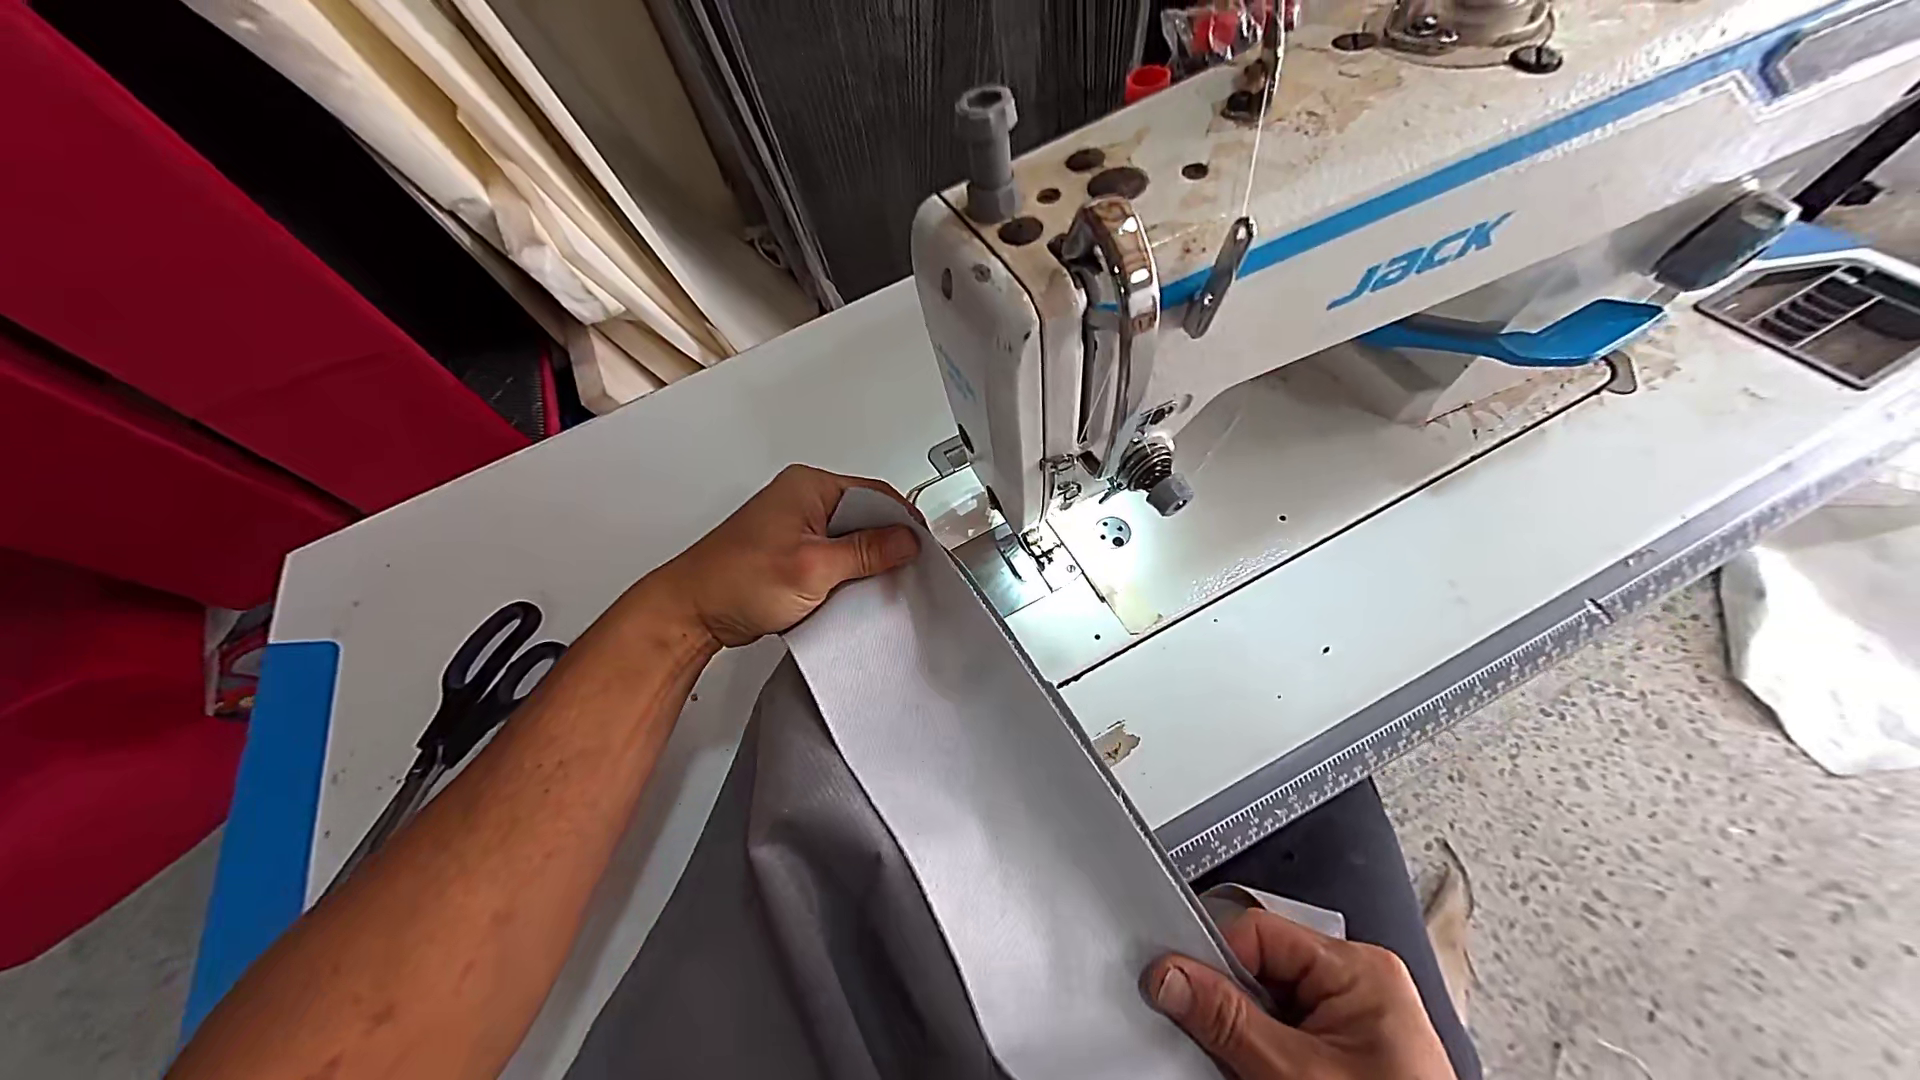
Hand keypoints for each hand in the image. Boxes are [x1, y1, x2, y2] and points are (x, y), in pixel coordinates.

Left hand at [649, 464, 921, 647]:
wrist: (693, 611)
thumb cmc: (733, 579)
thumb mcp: (814, 566)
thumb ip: (866, 551)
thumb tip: (905, 540)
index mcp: (809, 487)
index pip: (876, 495)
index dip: (902, 523)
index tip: (919, 550)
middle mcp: (803, 500)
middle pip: (866, 517)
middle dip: (883, 545)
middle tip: (897, 571)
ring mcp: (798, 526)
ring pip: (851, 539)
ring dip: (863, 562)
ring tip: (866, 585)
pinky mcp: (794, 551)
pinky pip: (834, 556)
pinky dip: (845, 574)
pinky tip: (846, 592)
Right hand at [1146, 909, 1456, 1079]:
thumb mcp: (1296, 1074)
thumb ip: (1228, 1020)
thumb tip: (1170, 976)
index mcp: (1359, 967)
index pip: (1256, 932)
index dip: (1213, 959)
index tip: (1179, 988)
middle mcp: (1360, 980)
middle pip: (1260, 963)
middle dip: (1233, 1002)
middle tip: (1221, 1044)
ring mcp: (1356, 1014)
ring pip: (1268, 998)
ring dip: (1247, 1030)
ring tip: (1251, 1066)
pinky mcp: (1350, 1046)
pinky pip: (1285, 1024)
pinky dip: (1264, 1047)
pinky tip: (1263, 1069)